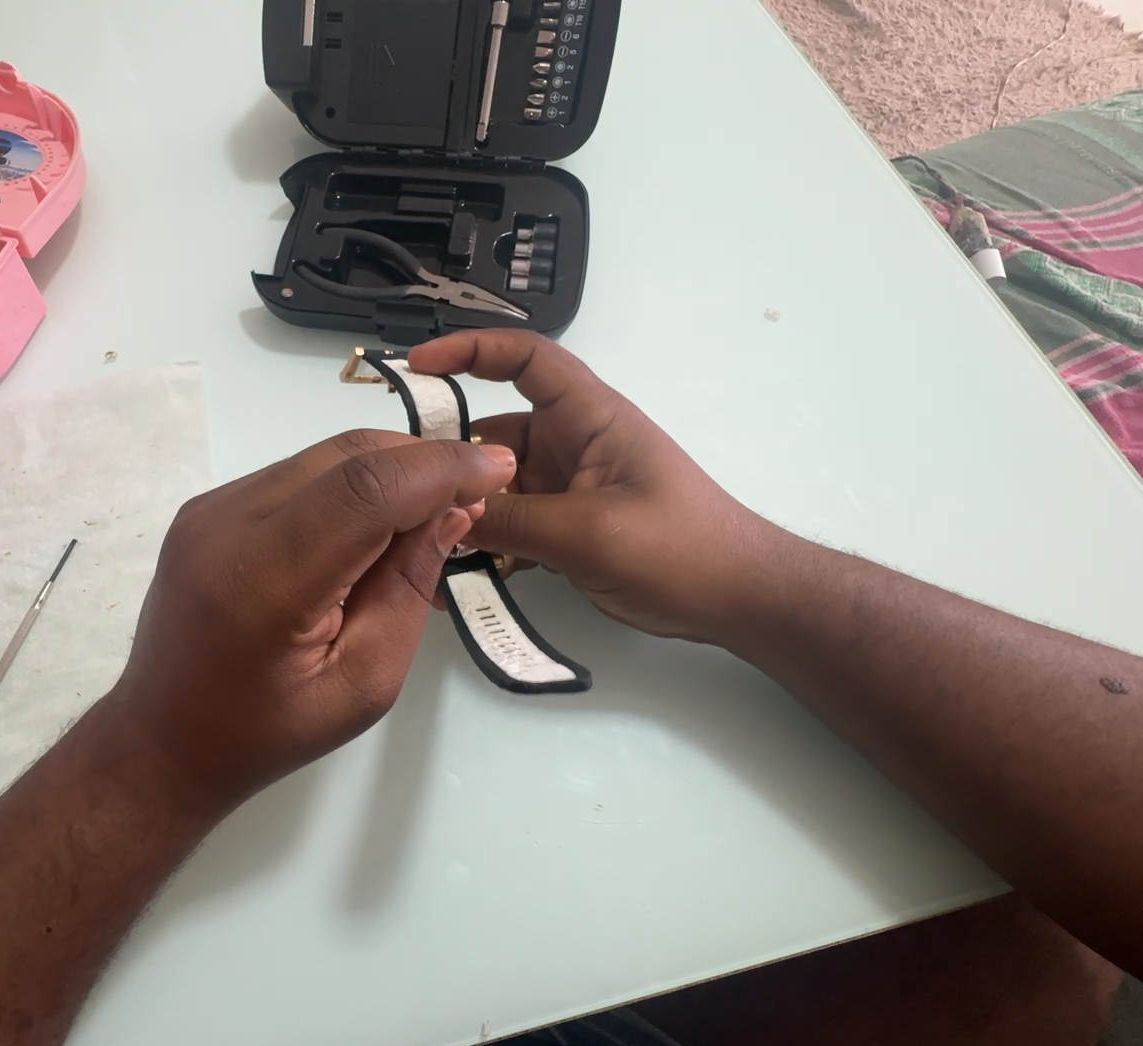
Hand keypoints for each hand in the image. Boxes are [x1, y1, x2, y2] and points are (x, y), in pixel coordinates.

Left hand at [108, 430, 516, 809]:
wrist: (163, 739)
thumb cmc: (267, 732)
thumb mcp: (363, 684)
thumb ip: (408, 591)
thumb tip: (451, 511)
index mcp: (262, 580)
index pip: (365, 490)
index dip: (440, 468)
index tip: (498, 469)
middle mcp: (226, 523)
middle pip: (345, 456)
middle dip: (421, 461)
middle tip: (472, 491)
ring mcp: (209, 508)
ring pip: (321, 456)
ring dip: (387, 472)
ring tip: (426, 513)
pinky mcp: (207, 507)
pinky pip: (296, 474)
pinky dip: (347, 486)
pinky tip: (369, 526)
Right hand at [409, 329, 782, 640]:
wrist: (737, 599)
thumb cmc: (679, 548)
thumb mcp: (587, 533)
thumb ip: (510, 521)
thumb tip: (441, 512)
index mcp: (587, 418)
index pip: (527, 359)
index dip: (471, 349)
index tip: (418, 365)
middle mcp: (570, 444)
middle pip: (492, 434)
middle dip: (450, 463)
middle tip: (405, 498)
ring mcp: (566, 488)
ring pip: (495, 488)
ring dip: (465, 514)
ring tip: (425, 548)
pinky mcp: (565, 526)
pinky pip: (511, 525)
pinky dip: (487, 544)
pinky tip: (459, 578)